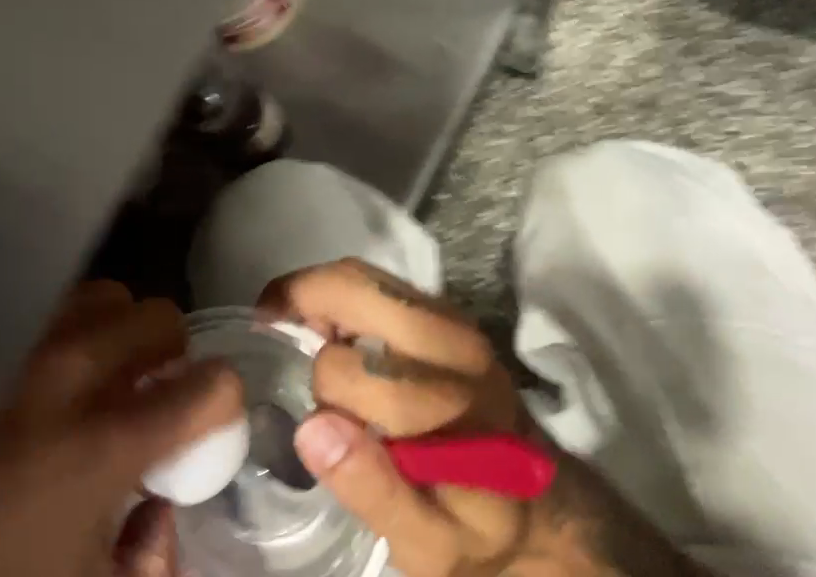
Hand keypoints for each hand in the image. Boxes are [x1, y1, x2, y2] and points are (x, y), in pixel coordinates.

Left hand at [0, 282, 244, 576]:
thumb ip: (155, 552)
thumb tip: (160, 507)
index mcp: (103, 447)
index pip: (202, 386)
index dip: (226, 393)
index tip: (220, 410)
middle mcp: (64, 385)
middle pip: (148, 316)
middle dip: (173, 346)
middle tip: (168, 386)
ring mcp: (21, 364)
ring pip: (98, 298)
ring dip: (123, 328)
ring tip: (120, 375)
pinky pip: (52, 316)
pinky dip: (80, 329)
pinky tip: (72, 377)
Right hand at [261, 260, 536, 576]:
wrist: (542, 504)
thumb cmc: (478, 526)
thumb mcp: (430, 543)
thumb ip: (372, 490)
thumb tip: (310, 427)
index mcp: (451, 401)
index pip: (351, 369)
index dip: (321, 395)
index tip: (316, 424)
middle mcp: (454, 343)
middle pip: (354, 286)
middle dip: (300, 305)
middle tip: (273, 338)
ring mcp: (450, 319)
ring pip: (360, 273)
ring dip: (313, 295)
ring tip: (292, 332)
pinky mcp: (442, 311)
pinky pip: (371, 280)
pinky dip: (332, 294)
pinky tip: (322, 329)